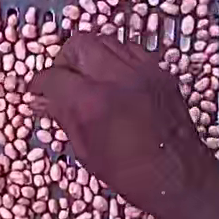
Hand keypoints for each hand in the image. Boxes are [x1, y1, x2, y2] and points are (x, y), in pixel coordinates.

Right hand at [28, 32, 218, 218]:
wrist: (181, 178)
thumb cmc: (131, 175)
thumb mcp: (87, 151)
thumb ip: (63, 118)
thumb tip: (43, 101)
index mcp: (92, 102)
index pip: (54, 76)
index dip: (40, 83)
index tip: (37, 91)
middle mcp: (117, 78)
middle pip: (78, 44)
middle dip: (64, 61)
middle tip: (62, 81)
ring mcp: (142, 71)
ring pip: (105, 40)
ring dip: (90, 56)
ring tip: (87, 79)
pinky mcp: (161, 72)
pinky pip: (130, 50)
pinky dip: (116, 59)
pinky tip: (113, 79)